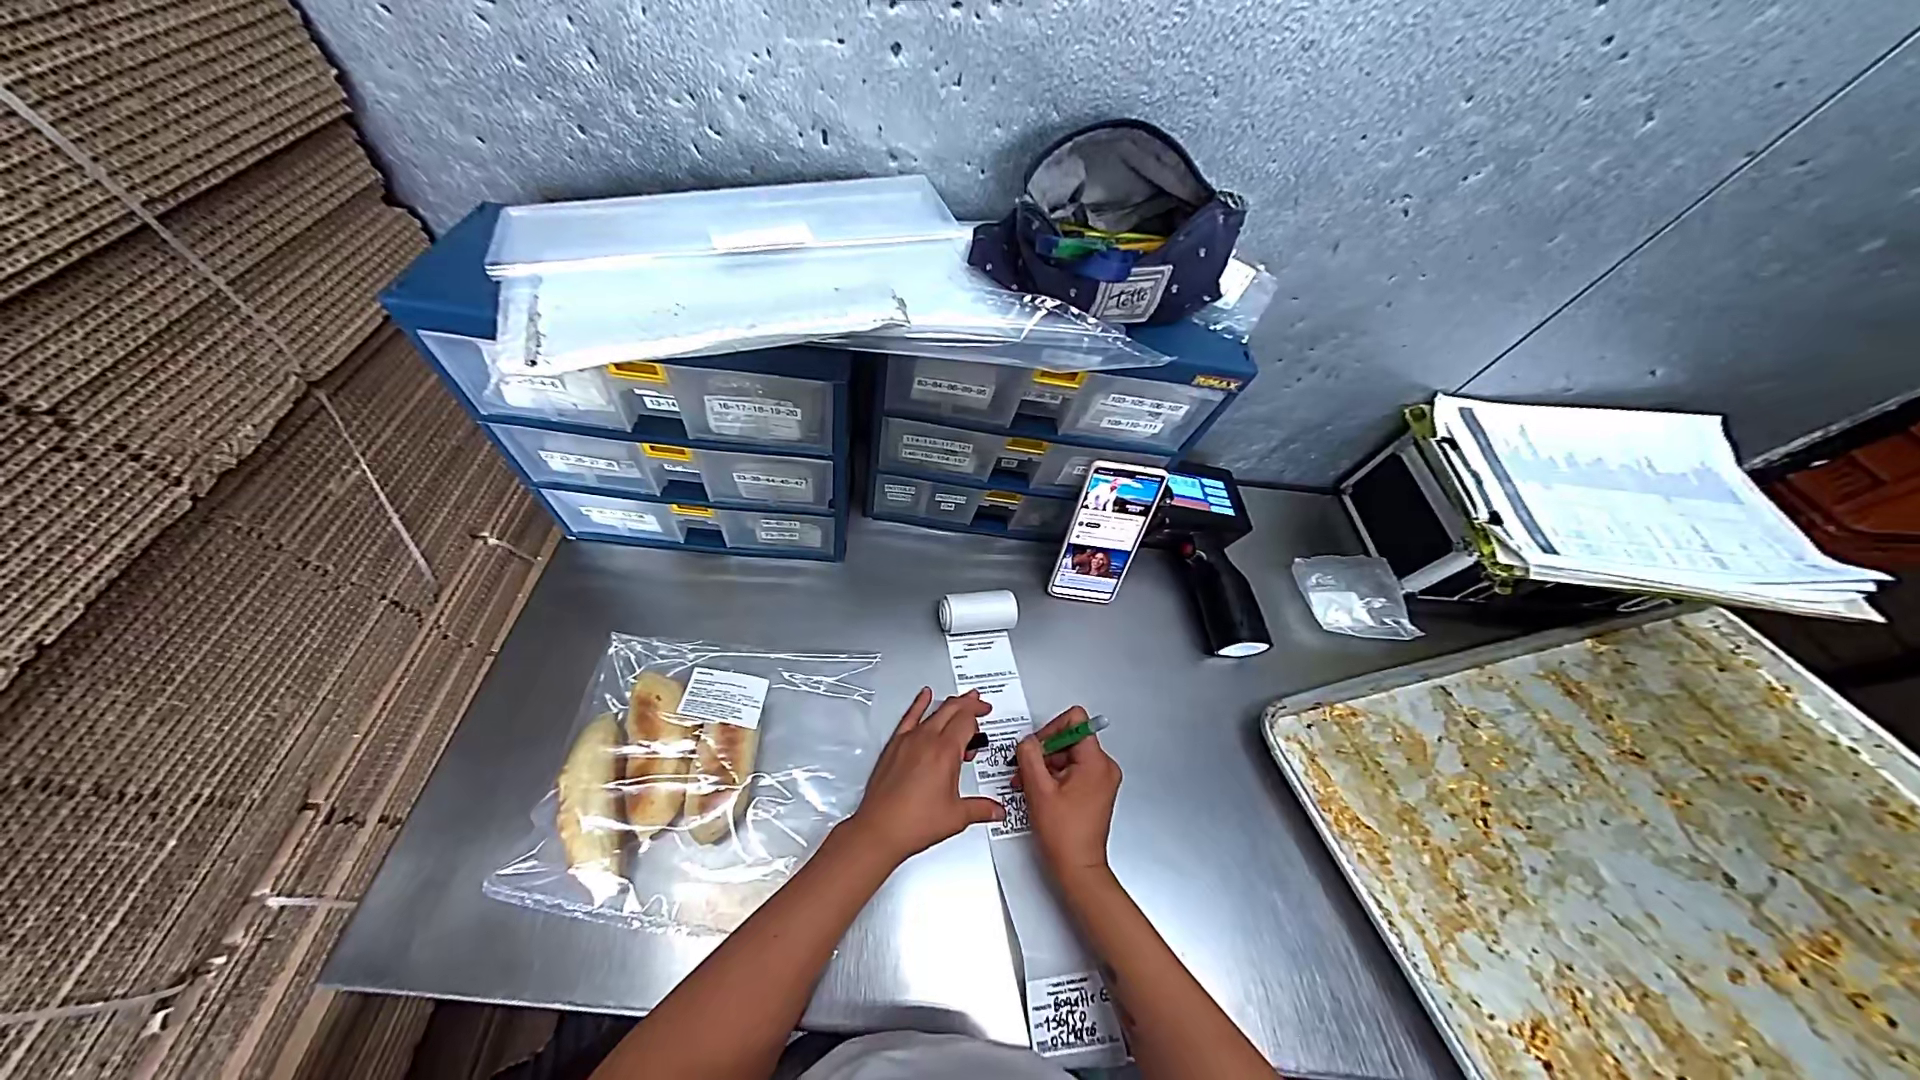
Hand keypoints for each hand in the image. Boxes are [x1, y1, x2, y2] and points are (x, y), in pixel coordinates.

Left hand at [844, 688, 1003, 864]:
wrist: (879, 830)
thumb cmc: (912, 823)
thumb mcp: (957, 816)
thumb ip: (981, 808)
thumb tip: (995, 810)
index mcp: (945, 752)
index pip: (966, 720)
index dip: (978, 715)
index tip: (985, 713)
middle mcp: (926, 741)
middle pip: (952, 710)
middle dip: (968, 704)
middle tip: (979, 705)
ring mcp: (908, 741)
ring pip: (934, 712)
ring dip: (950, 704)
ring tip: (960, 701)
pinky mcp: (895, 746)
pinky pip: (909, 717)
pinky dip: (919, 704)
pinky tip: (923, 696)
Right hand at [1015, 706, 1120, 885]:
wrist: (1077, 867)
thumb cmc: (1065, 836)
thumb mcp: (1038, 788)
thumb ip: (1030, 755)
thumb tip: (1027, 740)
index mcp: (1096, 762)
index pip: (1075, 720)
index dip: (1051, 729)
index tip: (1039, 746)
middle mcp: (1104, 767)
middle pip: (1069, 738)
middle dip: (1044, 753)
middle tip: (1028, 769)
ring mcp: (1101, 779)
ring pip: (1067, 755)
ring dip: (1045, 766)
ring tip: (1030, 784)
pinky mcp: (1094, 789)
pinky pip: (1071, 769)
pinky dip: (1053, 776)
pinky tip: (1039, 791)